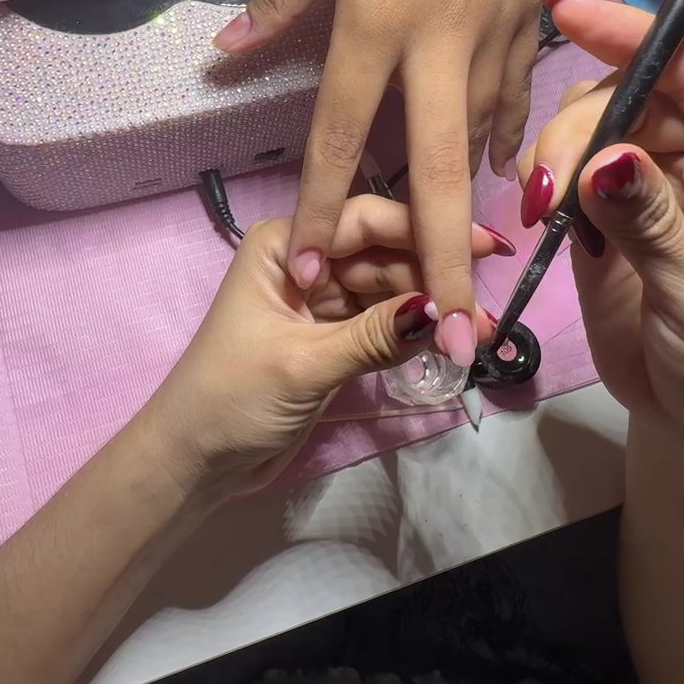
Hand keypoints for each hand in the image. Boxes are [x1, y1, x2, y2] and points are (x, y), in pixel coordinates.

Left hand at [139, 196, 499, 494]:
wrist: (197, 460)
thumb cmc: (232, 397)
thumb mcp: (304, 363)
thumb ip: (373, 335)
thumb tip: (446, 310)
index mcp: (285, 244)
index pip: (363, 223)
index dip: (423, 232)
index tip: (483, 247)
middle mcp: (306, 259)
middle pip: (384, 256)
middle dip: (434, 282)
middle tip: (487, 314)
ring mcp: (321, 300)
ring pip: (389, 290)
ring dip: (431, 311)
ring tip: (481, 334)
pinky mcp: (333, 336)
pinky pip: (383, 323)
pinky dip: (412, 333)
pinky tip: (451, 342)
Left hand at [211, 0, 606, 369]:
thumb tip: (229, 54)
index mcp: (377, 17)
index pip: (337, 135)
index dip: (316, 210)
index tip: (304, 274)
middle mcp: (440, 39)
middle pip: (437, 169)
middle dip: (440, 260)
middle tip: (449, 331)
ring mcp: (498, 26)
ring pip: (485, 135)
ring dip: (478, 204)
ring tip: (471, 267)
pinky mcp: (535, 5)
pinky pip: (517, 88)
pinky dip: (506, 132)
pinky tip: (504, 163)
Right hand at [517, 0, 683, 442]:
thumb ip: (655, 224)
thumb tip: (603, 159)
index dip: (639, 38)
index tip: (569, 15)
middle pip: (636, 92)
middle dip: (581, 125)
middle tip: (547, 188)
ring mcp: (660, 179)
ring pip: (596, 122)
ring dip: (558, 153)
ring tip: (546, 211)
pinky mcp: (614, 207)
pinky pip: (571, 164)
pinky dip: (546, 178)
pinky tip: (541, 212)